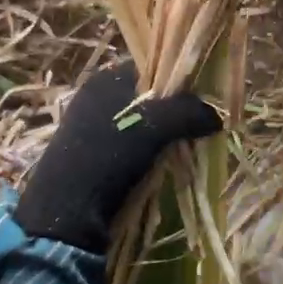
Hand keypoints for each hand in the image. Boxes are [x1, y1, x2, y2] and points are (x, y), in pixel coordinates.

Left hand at [14, 64, 221, 252]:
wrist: (64, 218)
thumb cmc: (106, 157)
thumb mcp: (154, 127)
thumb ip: (189, 112)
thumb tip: (217, 116)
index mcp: (105, 79)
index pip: (153, 65)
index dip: (179, 77)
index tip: (202, 95)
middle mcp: (96, 97)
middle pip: (149, 94)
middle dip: (175, 108)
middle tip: (198, 122)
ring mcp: (91, 127)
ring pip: (142, 120)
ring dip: (164, 132)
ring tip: (185, 144)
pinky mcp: (92, 155)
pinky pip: (131, 143)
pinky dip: (149, 150)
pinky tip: (162, 163)